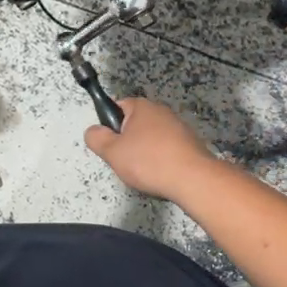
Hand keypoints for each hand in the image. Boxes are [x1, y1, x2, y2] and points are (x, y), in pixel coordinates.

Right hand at [84, 98, 218, 199]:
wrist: (194, 180)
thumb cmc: (149, 162)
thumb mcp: (112, 152)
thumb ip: (96, 138)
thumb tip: (93, 131)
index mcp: (141, 107)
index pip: (117, 107)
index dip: (110, 126)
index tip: (111, 145)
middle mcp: (161, 111)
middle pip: (135, 124)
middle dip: (129, 142)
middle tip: (126, 162)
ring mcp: (179, 127)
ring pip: (153, 139)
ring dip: (147, 153)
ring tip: (146, 173)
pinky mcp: (192, 144)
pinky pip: (169, 150)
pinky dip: (164, 161)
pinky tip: (163, 175)